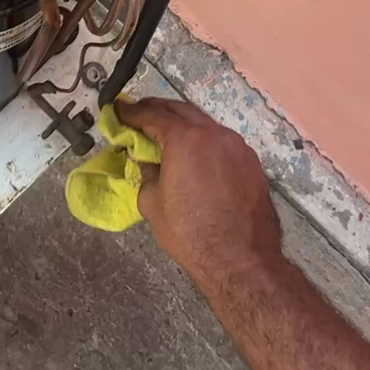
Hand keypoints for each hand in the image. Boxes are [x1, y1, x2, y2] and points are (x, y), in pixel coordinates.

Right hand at [116, 98, 281, 287]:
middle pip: (180, 110)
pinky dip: (202, 139)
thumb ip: (147, 171)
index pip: (152, 115)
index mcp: (186, 139)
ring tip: (164, 132)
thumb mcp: (151, 201)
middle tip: (137, 114)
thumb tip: (147, 159)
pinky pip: (221, 141)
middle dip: (157, 109)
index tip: (118, 109)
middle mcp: (214, 134)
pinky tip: (193, 154)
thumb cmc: (189, 233)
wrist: (241, 260)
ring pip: (204, 123)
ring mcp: (237, 146)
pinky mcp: (251, 162)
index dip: (131, 112)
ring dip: (182, 123)